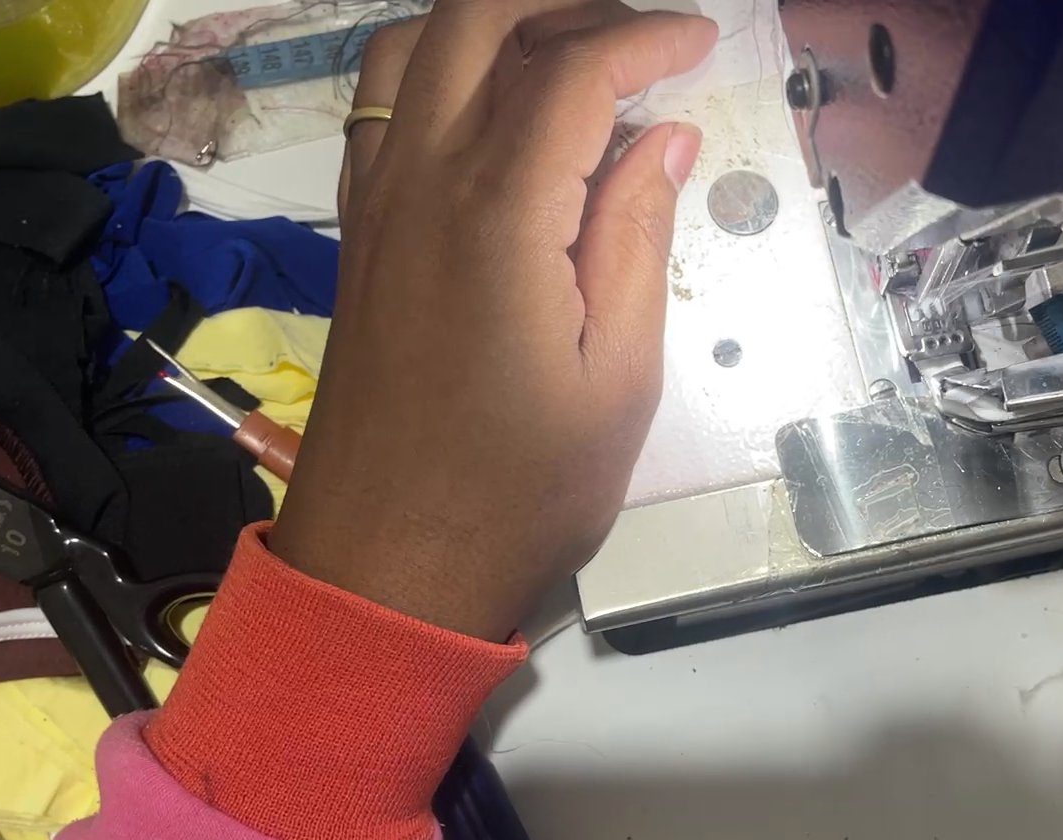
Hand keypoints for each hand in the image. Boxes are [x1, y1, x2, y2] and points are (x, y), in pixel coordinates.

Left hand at [275, 0, 716, 641]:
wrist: (396, 562)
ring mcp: (377, 208)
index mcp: (501, 218)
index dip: (644, 36)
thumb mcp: (619, 381)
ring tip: (569, 54)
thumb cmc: (525, 491)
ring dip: (496, 24)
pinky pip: (387, 110)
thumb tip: (663, 139)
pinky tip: (492, 110)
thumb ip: (636, 242)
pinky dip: (443, 71)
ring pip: (418, 49)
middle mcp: (423, 185)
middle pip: (481, 22)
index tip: (702, 40)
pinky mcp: (360, 240)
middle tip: (643, 35)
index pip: (572, 72)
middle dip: (570, 5)